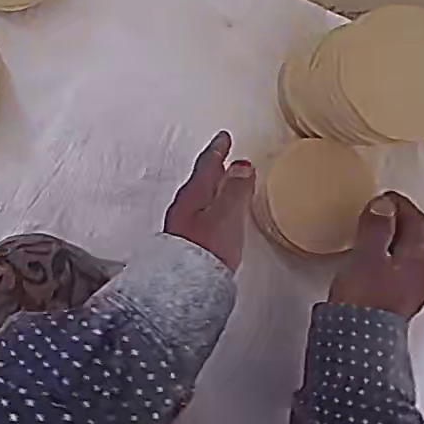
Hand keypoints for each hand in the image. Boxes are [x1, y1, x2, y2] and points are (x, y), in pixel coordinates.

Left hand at [164, 131, 255, 271]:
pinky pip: (200, 215)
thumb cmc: (205, 250)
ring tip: (224, 184)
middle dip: (214, 168)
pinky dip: (210, 207)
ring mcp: (182, 226)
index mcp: (193, 194)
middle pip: (201, 180)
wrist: (185, 286)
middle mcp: (184, 207)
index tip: (223, 137)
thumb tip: (241, 167)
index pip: (207, 164)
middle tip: (223, 157)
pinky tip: (217, 217)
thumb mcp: (228, 213)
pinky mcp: (186, 244)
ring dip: (213, 188)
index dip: (217, 149)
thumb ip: (236, 189)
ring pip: (200, 198)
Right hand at [328, 191, 423, 319]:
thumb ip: (376, 228)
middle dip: (402, 221)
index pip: (419, 223)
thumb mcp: (367, 255)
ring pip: (408, 256)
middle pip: (418, 239)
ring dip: (394, 240)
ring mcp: (409, 292)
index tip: (385, 198)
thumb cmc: (365, 300)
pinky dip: (386, 258)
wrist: (358, 340)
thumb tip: (384, 206)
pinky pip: (396, 271)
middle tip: (382, 211)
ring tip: (374, 232)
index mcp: (419, 260)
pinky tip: (370, 261)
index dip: (402, 206)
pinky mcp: (394, 304)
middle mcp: (420, 277)